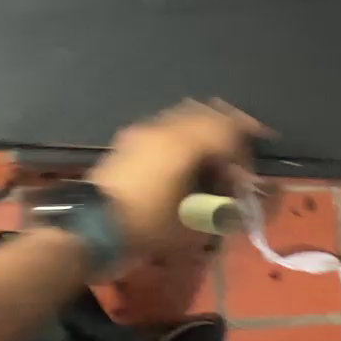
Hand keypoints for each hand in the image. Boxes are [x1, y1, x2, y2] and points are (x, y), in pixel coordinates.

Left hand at [88, 100, 268, 257]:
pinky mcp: (128, 140)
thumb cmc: (146, 227)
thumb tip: (238, 199)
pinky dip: (183, 134)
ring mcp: (143, 130)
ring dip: (205, 129)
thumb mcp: (191, 226)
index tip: (251, 171)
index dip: (247, 148)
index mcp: (184, 143)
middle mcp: (164, 127)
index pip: (228, 130)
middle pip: (208, 111)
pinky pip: (165, 125)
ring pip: (185, 114)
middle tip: (241, 148)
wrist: (89, 229)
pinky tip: (185, 158)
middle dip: (229, 128)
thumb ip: (222, 208)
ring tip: (213, 153)